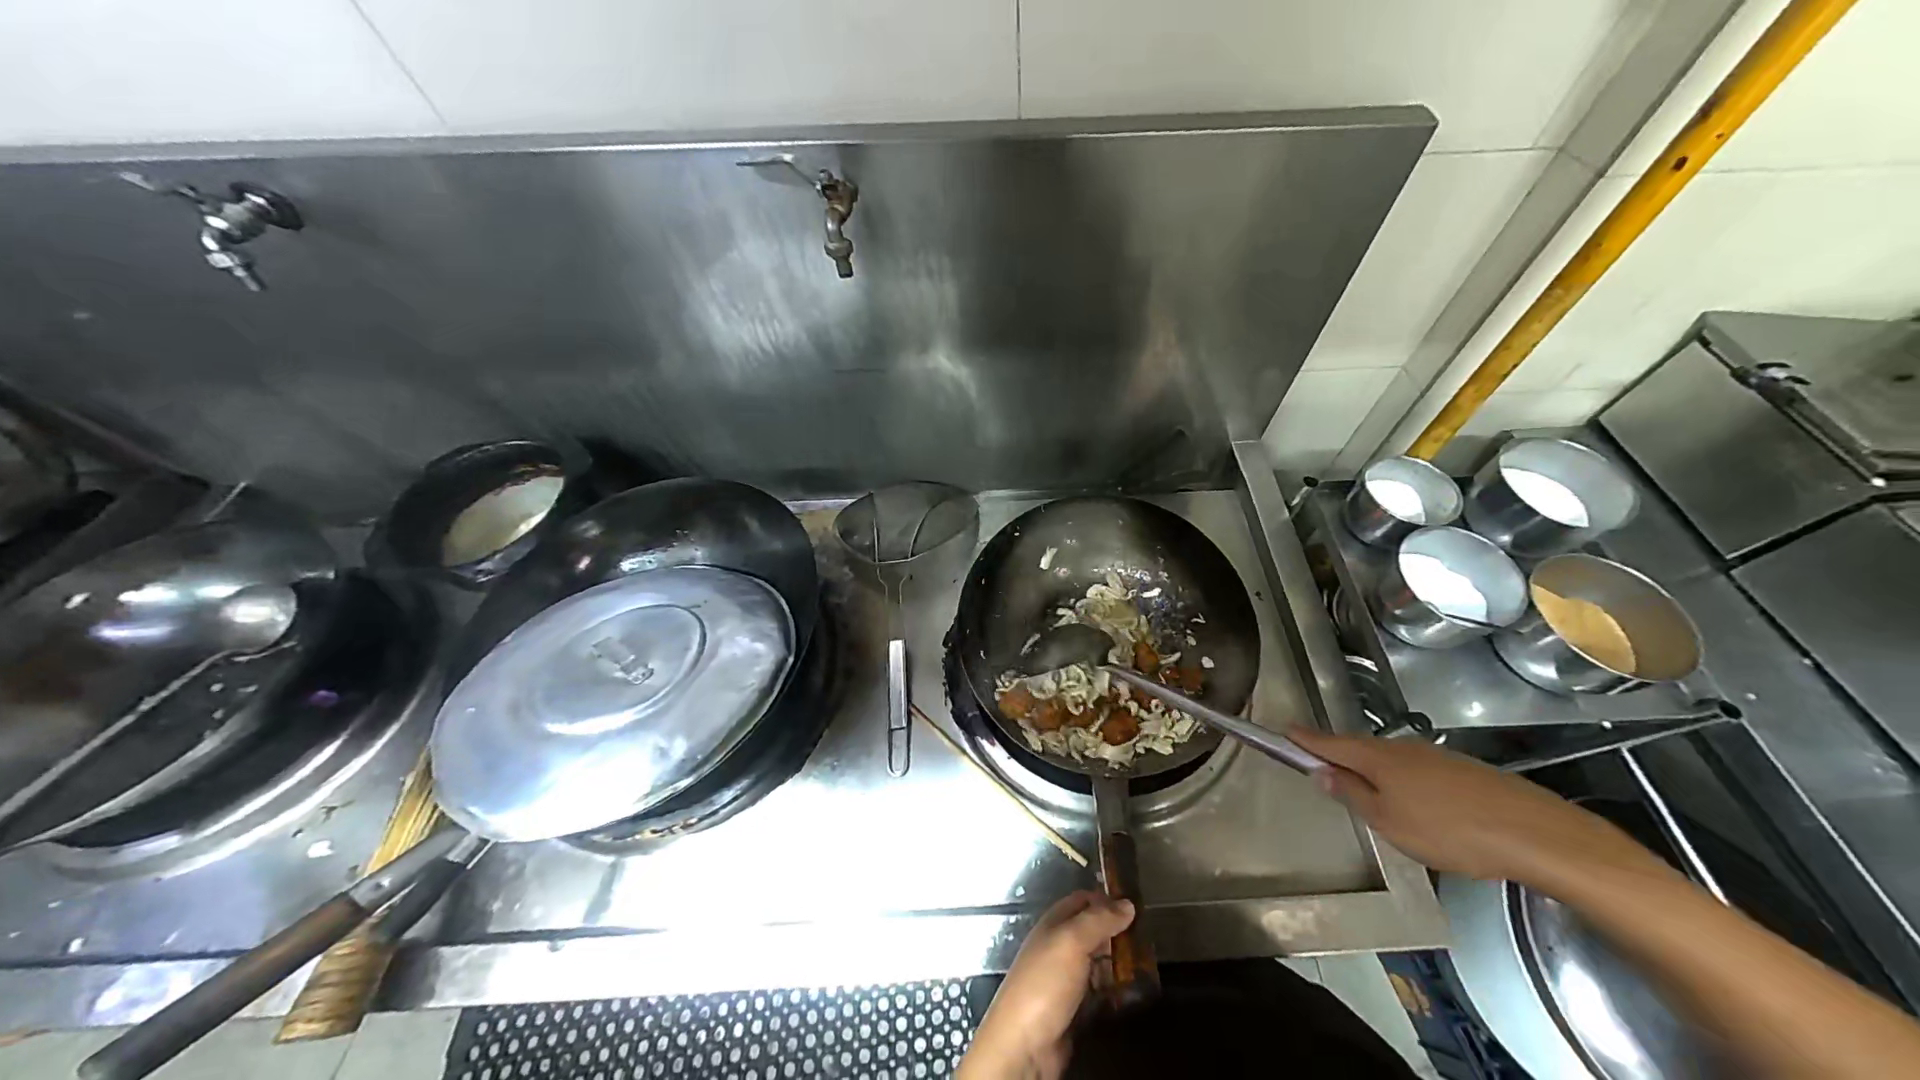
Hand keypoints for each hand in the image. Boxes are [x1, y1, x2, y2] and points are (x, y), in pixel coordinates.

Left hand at [957, 890, 1134, 1079]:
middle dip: (1118, 934)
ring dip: (1120, 964)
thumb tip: (1127, 904)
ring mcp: (1067, 980)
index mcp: (1054, 925)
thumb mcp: (1071, 942)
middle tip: (1149, 940)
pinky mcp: (1075, 1009)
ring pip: (1099, 963)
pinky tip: (1135, 994)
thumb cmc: (1045, 983)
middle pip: (1093, 932)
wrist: (1024, 1045)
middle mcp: (1060, 947)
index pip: (1082, 901)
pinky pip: (1100, 993)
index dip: (1107, 901)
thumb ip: (1098, 920)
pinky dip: (1116, 992)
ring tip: (1149, 967)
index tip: (1136, 909)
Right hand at [1288, 728, 1664, 887]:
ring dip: (1374, 771)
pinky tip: (1416, 805)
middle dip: (1340, 757)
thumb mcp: (1388, 822)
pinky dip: (1404, 780)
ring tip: (1370, 796)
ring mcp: (1437, 757)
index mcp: (1378, 758)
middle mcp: (1404, 748)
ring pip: (1392, 760)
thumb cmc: (1450, 832)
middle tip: (1323, 770)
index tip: (1285, 731)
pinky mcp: (1465, 771)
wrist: (1537, 835)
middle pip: (1360, 748)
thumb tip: (1321, 771)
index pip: (1330, 743)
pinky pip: (1418, 770)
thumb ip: (1351, 794)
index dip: (1305, 739)